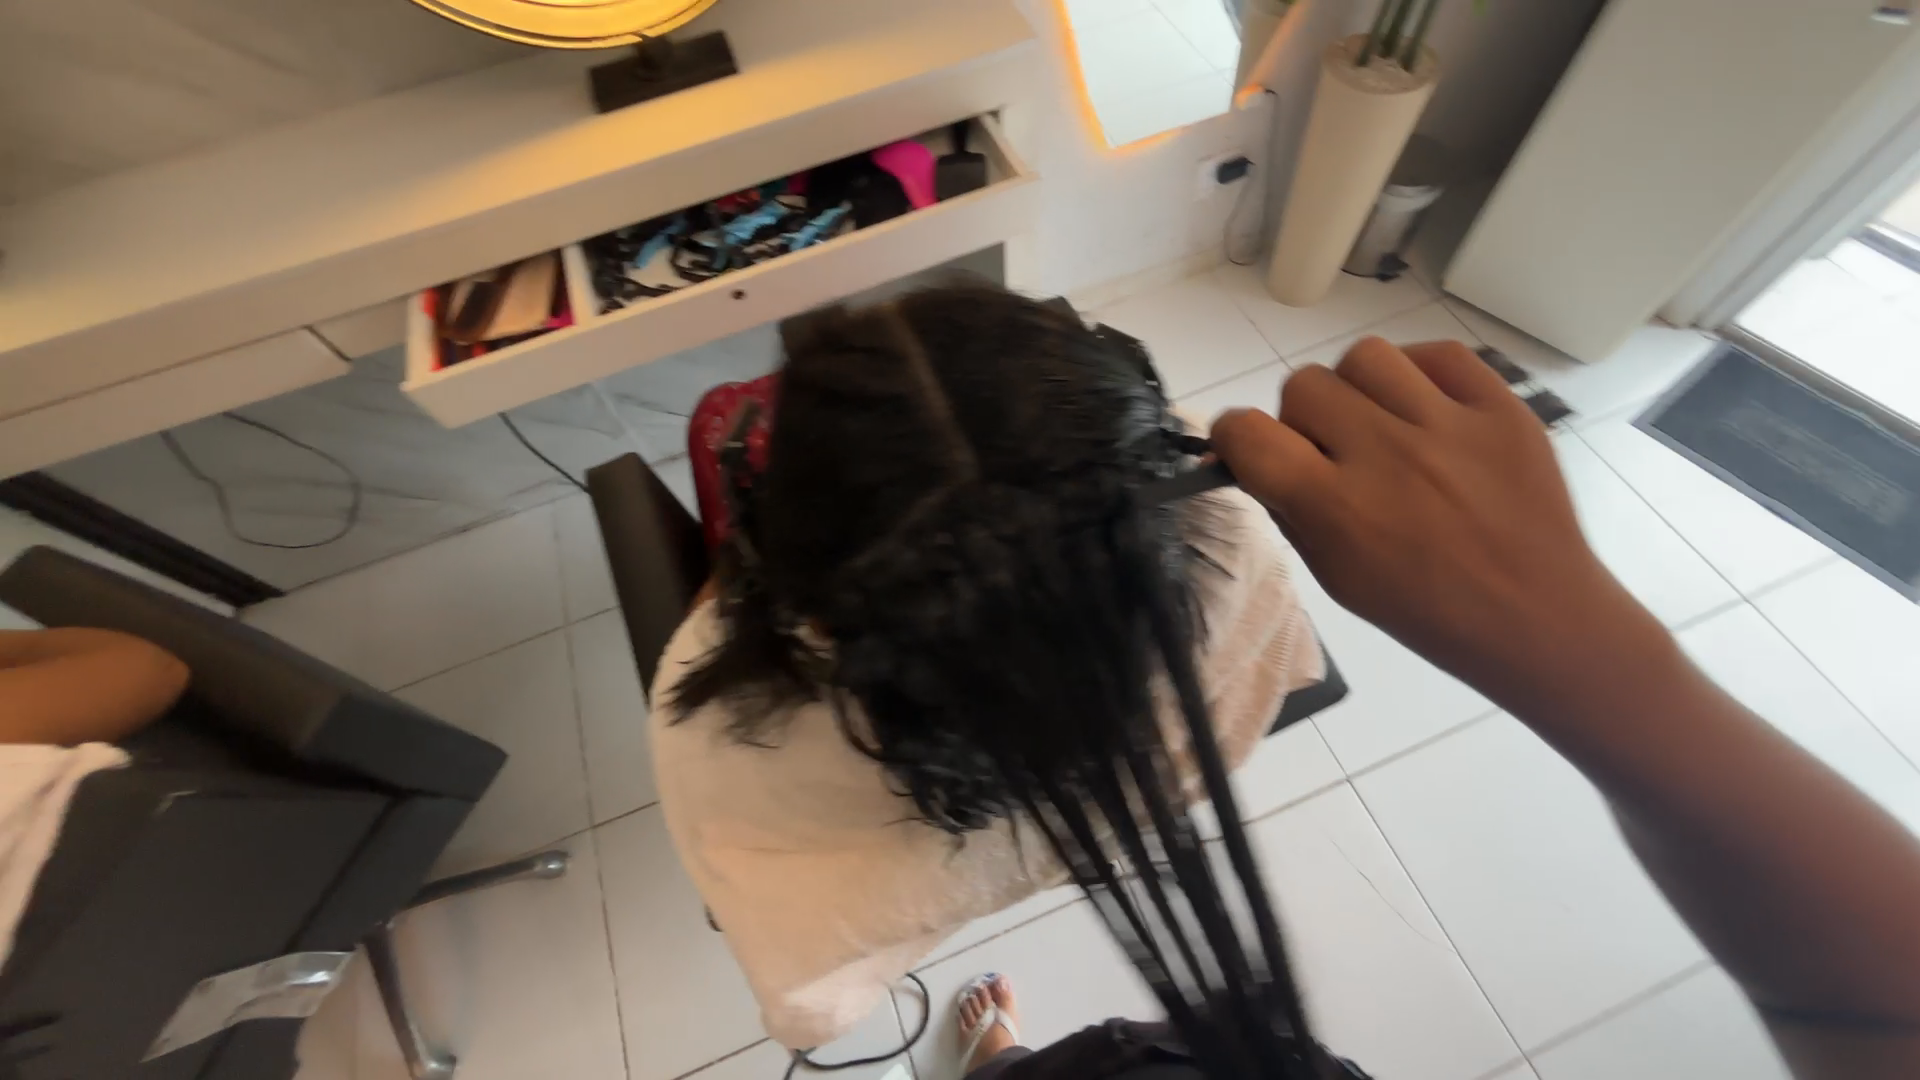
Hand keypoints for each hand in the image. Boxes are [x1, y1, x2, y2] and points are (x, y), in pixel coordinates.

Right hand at [1210, 337, 1650, 693]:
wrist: (1530, 613)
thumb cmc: (1415, 604)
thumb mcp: (1329, 571)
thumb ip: (1283, 506)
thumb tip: (1242, 458)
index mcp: (1333, 504)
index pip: (1247, 432)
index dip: (1232, 434)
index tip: (1245, 447)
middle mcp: (1384, 453)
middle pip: (1303, 385)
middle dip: (1301, 416)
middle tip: (1328, 449)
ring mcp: (1448, 425)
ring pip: (1363, 356)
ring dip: (1353, 387)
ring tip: (1377, 421)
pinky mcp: (1501, 408)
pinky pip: (1436, 353)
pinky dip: (1416, 373)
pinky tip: (1422, 408)